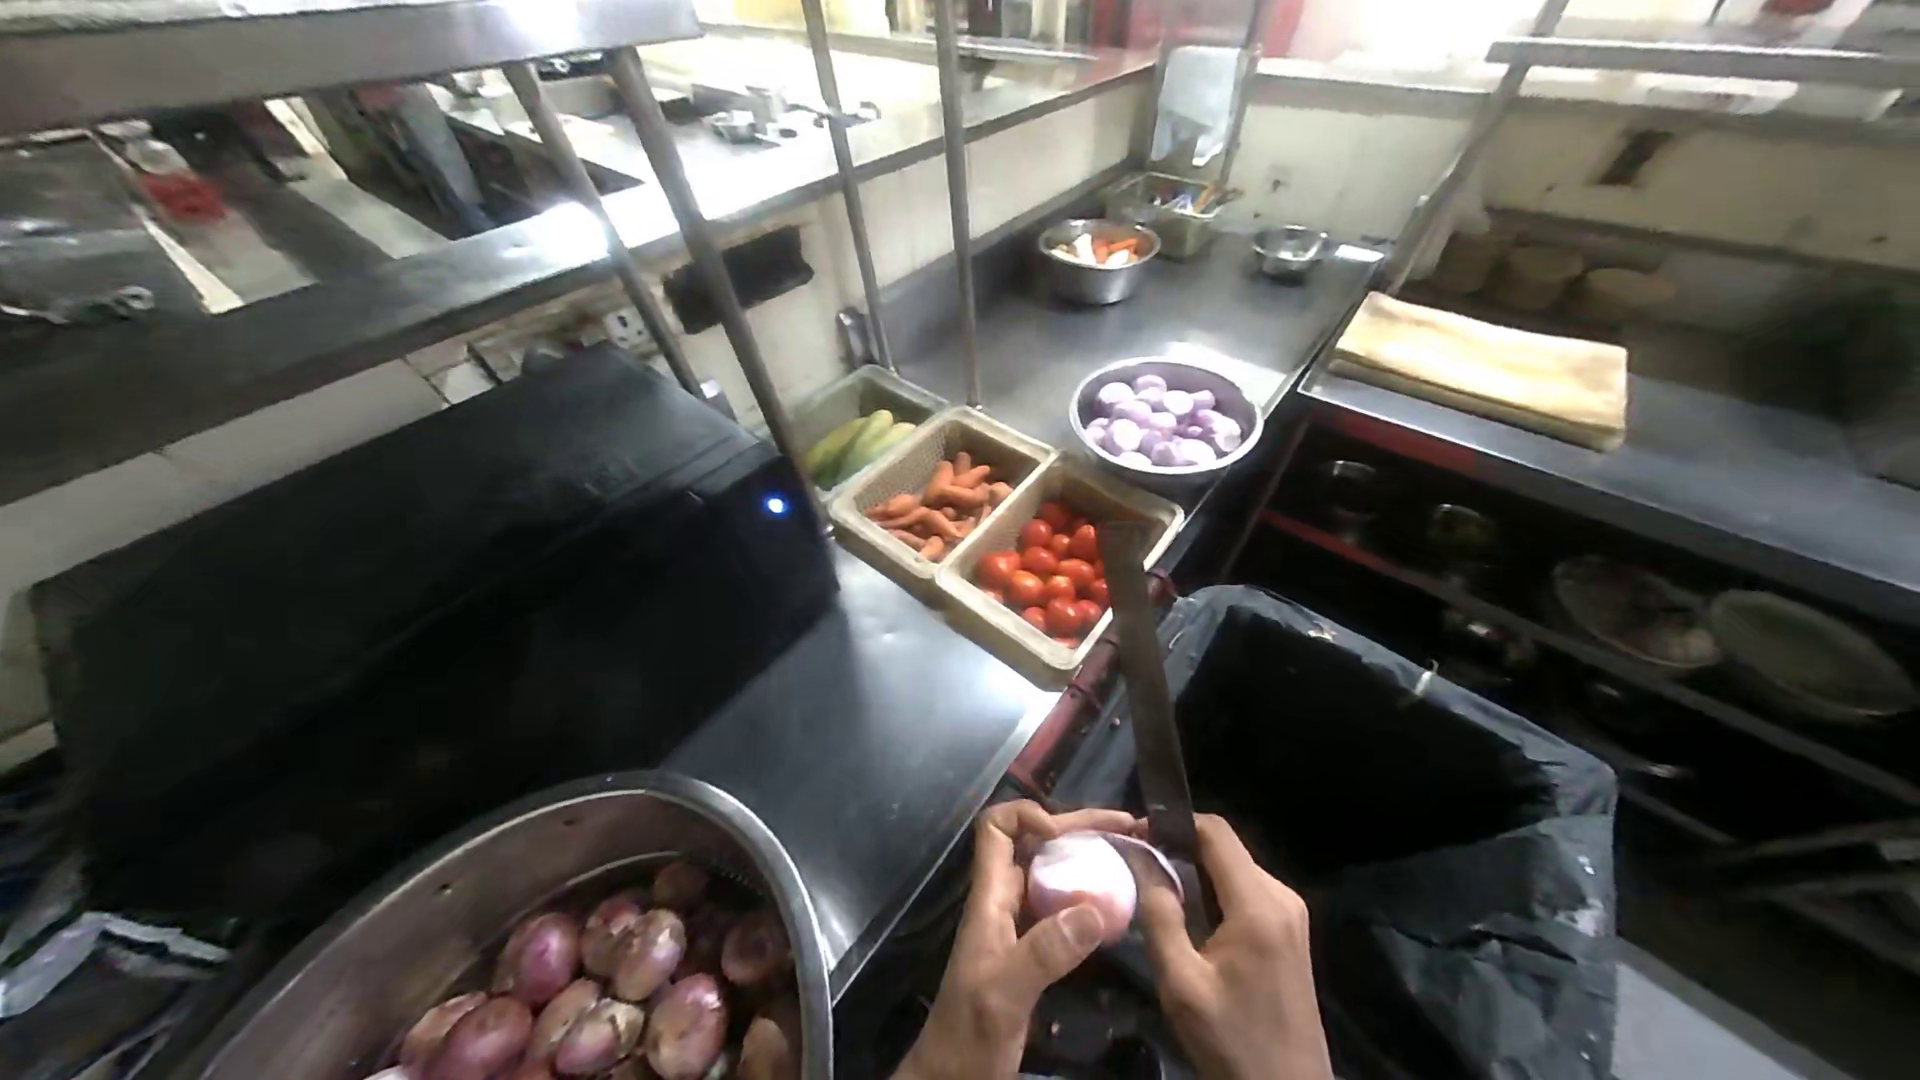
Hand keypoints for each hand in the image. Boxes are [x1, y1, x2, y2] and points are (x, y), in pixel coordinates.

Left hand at [891, 800, 1136, 1079]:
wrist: (955, 1077)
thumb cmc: (970, 1033)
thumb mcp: (1005, 994)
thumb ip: (1045, 952)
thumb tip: (1095, 908)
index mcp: (989, 896)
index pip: (995, 828)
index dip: (1026, 815)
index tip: (1063, 834)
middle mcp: (1004, 899)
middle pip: (1035, 843)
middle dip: (1078, 827)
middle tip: (1129, 827)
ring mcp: (1019, 922)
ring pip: (1052, 871)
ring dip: (1088, 856)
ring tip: (1132, 853)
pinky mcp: (1034, 947)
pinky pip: (1063, 905)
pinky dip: (1090, 894)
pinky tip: (1119, 904)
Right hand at [1137, 814, 1332, 1079]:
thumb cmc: (1232, 1041)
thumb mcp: (1181, 984)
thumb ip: (1160, 916)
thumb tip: (1142, 861)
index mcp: (1259, 905)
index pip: (1215, 832)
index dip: (1173, 822)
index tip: (1138, 834)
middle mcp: (1281, 897)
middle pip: (1224, 846)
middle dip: (1179, 844)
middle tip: (1140, 860)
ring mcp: (1291, 913)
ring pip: (1233, 864)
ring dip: (1194, 865)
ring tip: (1157, 881)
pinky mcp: (1290, 929)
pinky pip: (1245, 886)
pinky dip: (1213, 884)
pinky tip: (1189, 907)